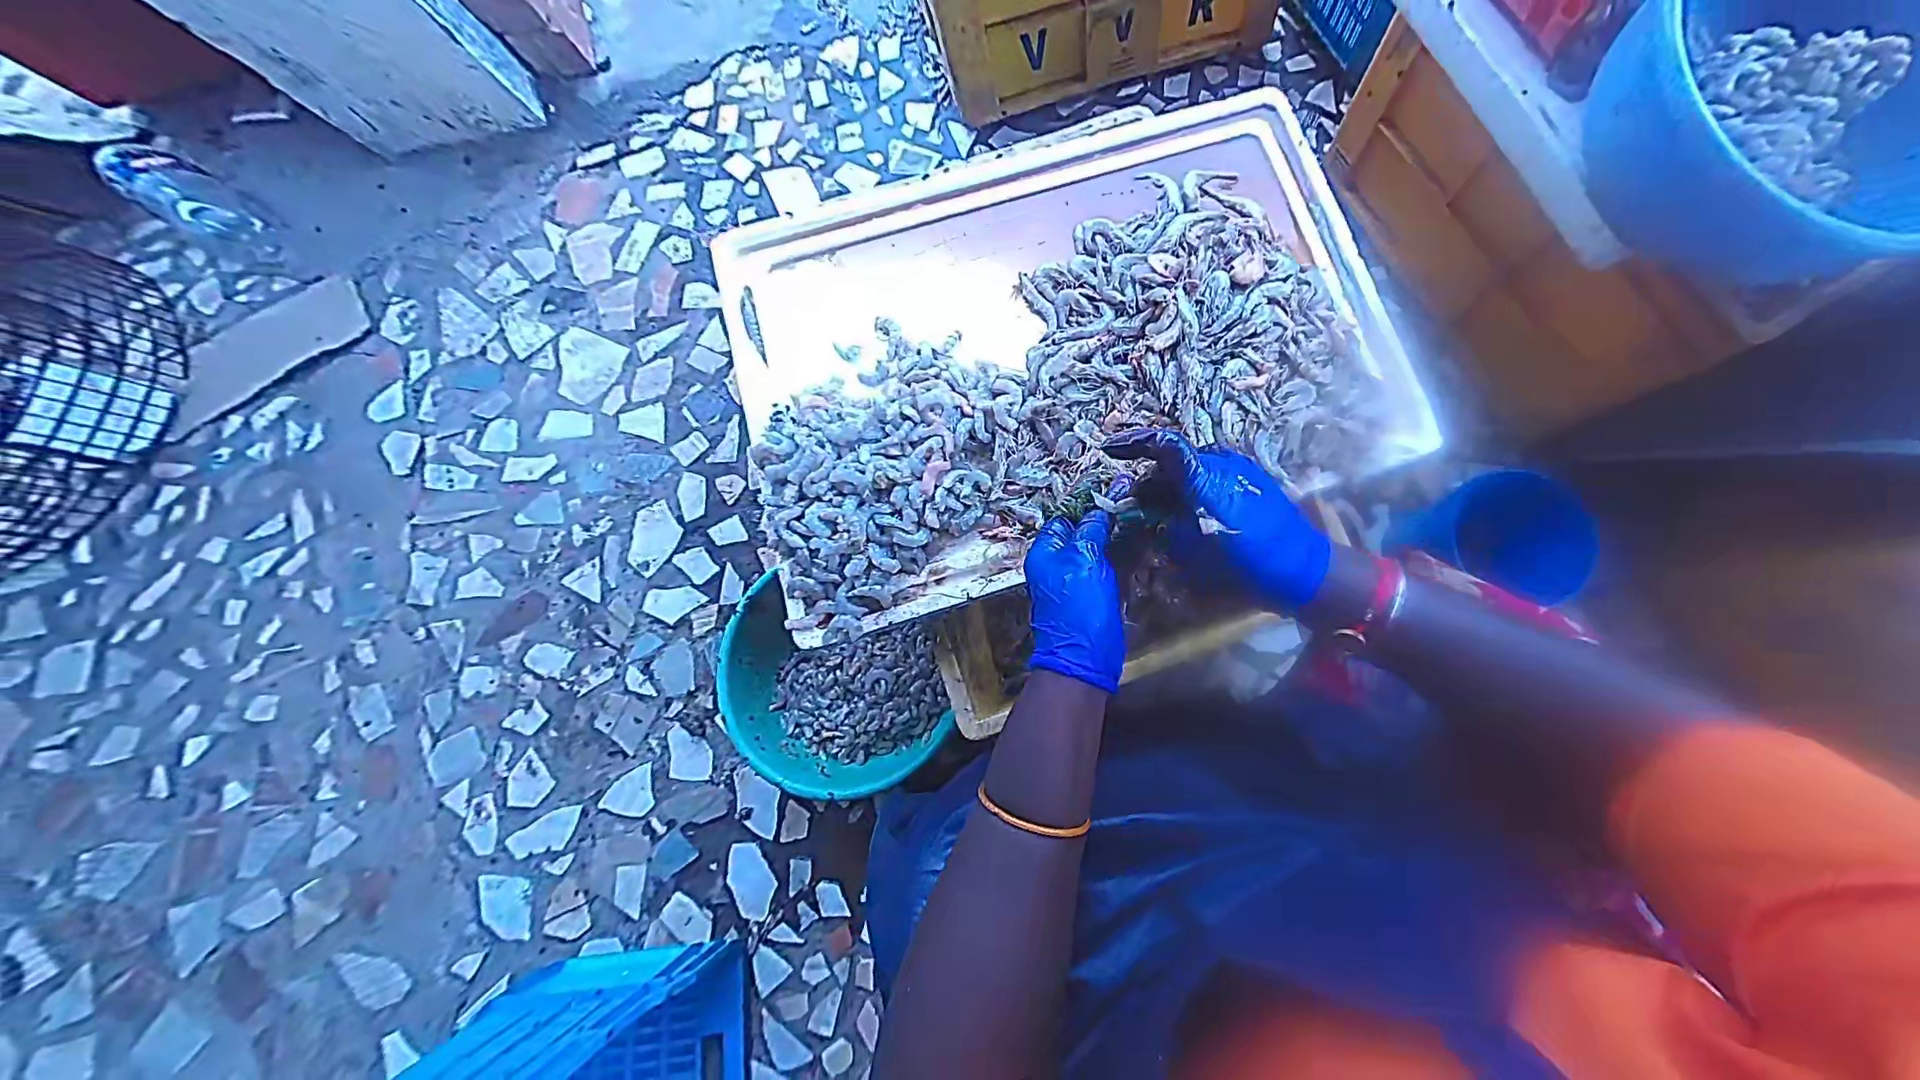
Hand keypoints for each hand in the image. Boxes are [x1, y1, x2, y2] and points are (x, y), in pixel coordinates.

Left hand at [1023, 507, 1123, 693]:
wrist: (1084, 659)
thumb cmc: (1079, 609)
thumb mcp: (1084, 560)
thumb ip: (1090, 531)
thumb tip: (1098, 510)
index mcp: (1044, 552)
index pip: (1065, 518)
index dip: (1087, 505)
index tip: (1114, 493)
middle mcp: (1054, 565)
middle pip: (1079, 533)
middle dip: (1102, 520)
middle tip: (1130, 503)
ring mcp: (1072, 581)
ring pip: (1093, 549)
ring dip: (1112, 538)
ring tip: (1137, 519)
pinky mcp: (1090, 596)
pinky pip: (1102, 567)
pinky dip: (1116, 557)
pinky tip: (1135, 547)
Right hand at [1105, 428, 1329, 609]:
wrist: (1301, 568)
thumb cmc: (1244, 560)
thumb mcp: (1193, 547)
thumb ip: (1164, 522)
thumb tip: (1144, 510)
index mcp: (1204, 476)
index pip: (1162, 445)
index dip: (1132, 443)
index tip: (1107, 449)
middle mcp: (1220, 463)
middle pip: (1170, 464)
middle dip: (1149, 484)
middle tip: (1136, 511)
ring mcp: (1236, 470)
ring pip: (1188, 472)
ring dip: (1170, 492)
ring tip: (1164, 521)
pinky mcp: (1247, 481)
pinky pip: (1207, 479)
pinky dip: (1190, 494)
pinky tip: (1189, 519)